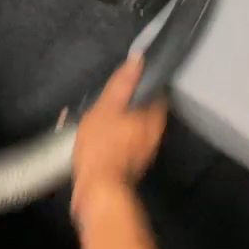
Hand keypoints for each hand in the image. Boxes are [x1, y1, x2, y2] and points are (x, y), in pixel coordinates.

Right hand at [68, 56, 166, 222]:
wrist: (97, 190)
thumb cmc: (102, 146)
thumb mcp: (108, 106)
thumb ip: (123, 82)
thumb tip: (138, 59)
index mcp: (154, 117)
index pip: (156, 89)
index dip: (141, 80)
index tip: (124, 76)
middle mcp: (154, 134)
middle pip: (143, 107)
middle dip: (125, 100)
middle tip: (103, 95)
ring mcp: (142, 150)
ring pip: (131, 124)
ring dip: (115, 118)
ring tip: (92, 114)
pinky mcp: (128, 163)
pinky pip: (121, 140)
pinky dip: (109, 134)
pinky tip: (92, 135)